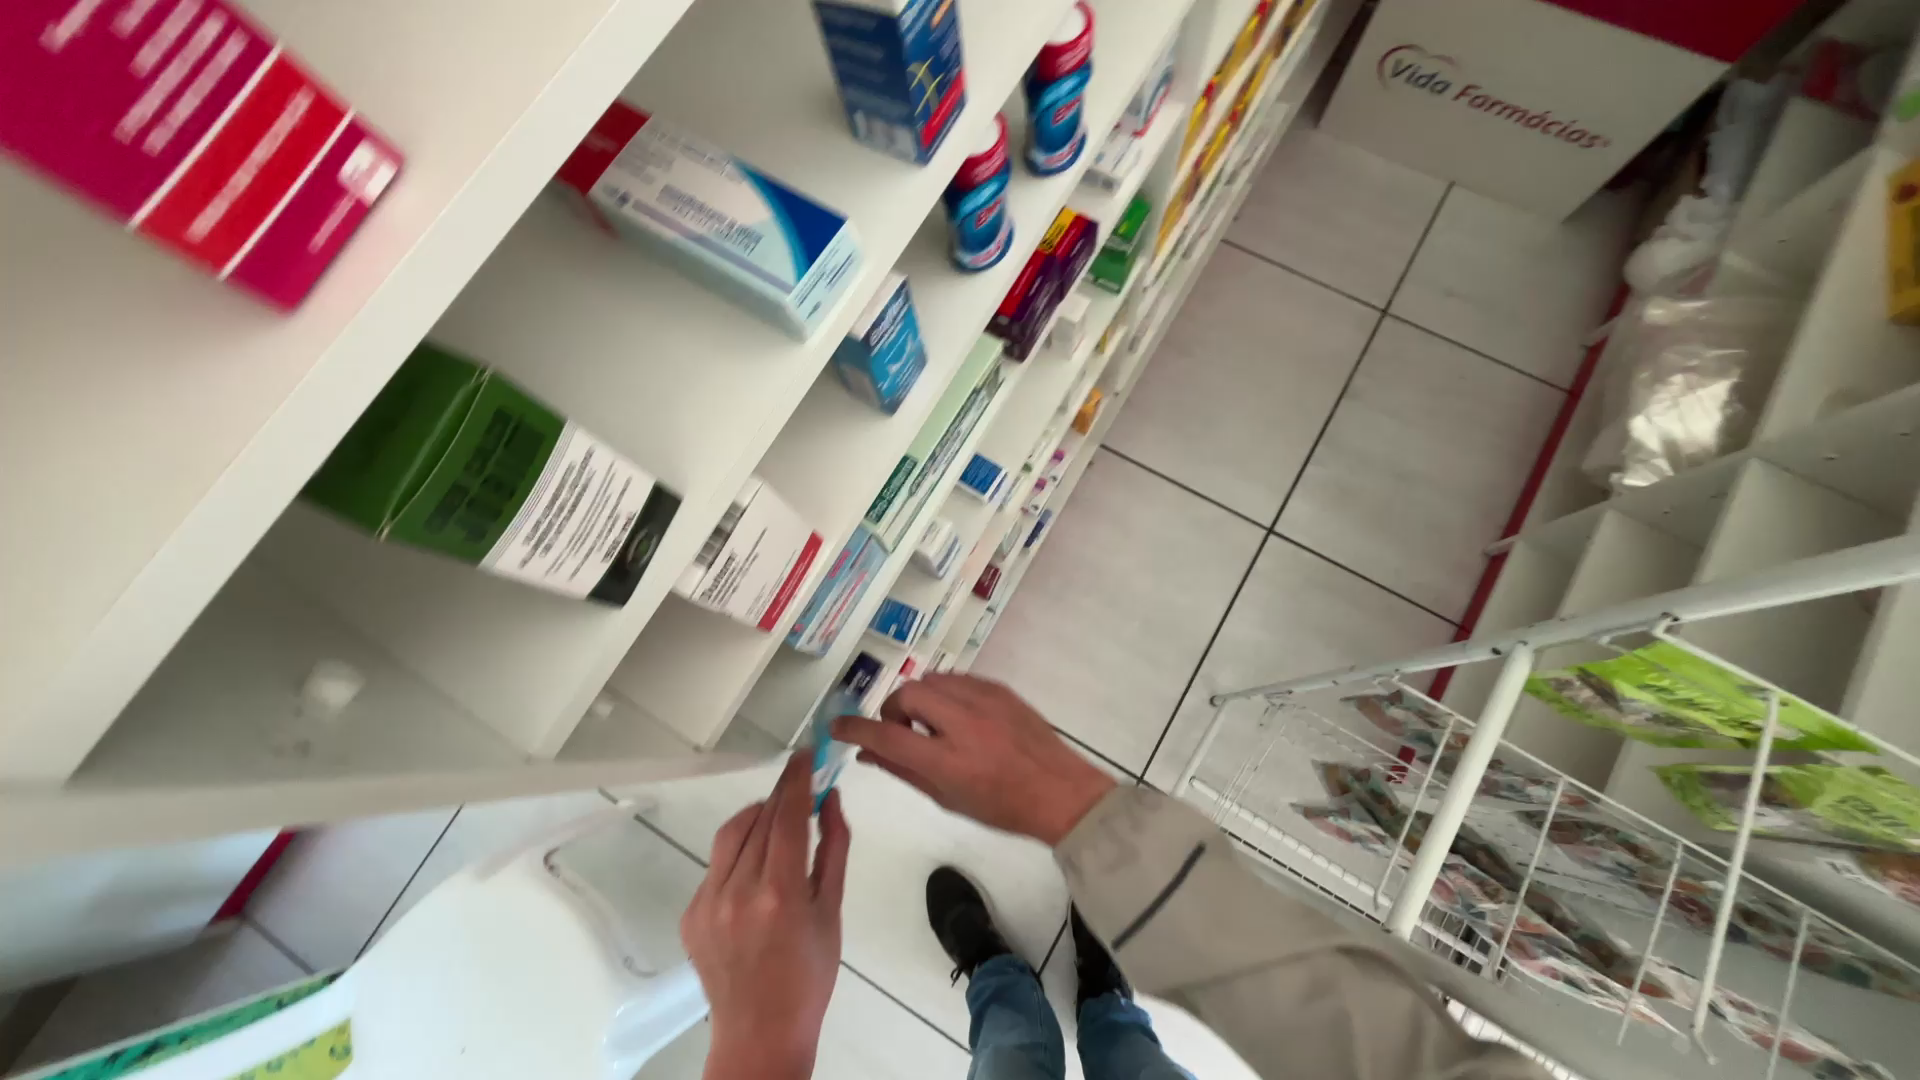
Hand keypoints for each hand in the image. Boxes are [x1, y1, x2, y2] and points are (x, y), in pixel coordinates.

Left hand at [681, 752, 850, 1079]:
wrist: (760, 1034)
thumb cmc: (810, 975)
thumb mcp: (833, 911)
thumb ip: (833, 849)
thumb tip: (831, 800)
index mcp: (779, 893)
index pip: (787, 816)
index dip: (797, 779)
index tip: (807, 754)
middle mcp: (737, 892)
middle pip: (759, 819)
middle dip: (782, 795)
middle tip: (802, 784)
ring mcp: (707, 903)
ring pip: (732, 835)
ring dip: (758, 817)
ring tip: (779, 821)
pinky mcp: (691, 914)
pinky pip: (716, 865)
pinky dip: (740, 853)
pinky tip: (757, 869)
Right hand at [832, 674, 1115, 844]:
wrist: (1060, 792)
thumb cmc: (1002, 807)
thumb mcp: (947, 798)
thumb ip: (903, 771)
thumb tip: (866, 752)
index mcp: (948, 760)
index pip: (888, 735)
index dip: (856, 728)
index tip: (838, 726)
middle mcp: (964, 723)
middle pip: (908, 695)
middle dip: (895, 710)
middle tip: (903, 733)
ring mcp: (985, 701)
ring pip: (932, 681)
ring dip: (920, 699)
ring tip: (933, 726)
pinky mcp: (1000, 689)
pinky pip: (957, 680)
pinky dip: (945, 694)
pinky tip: (956, 717)